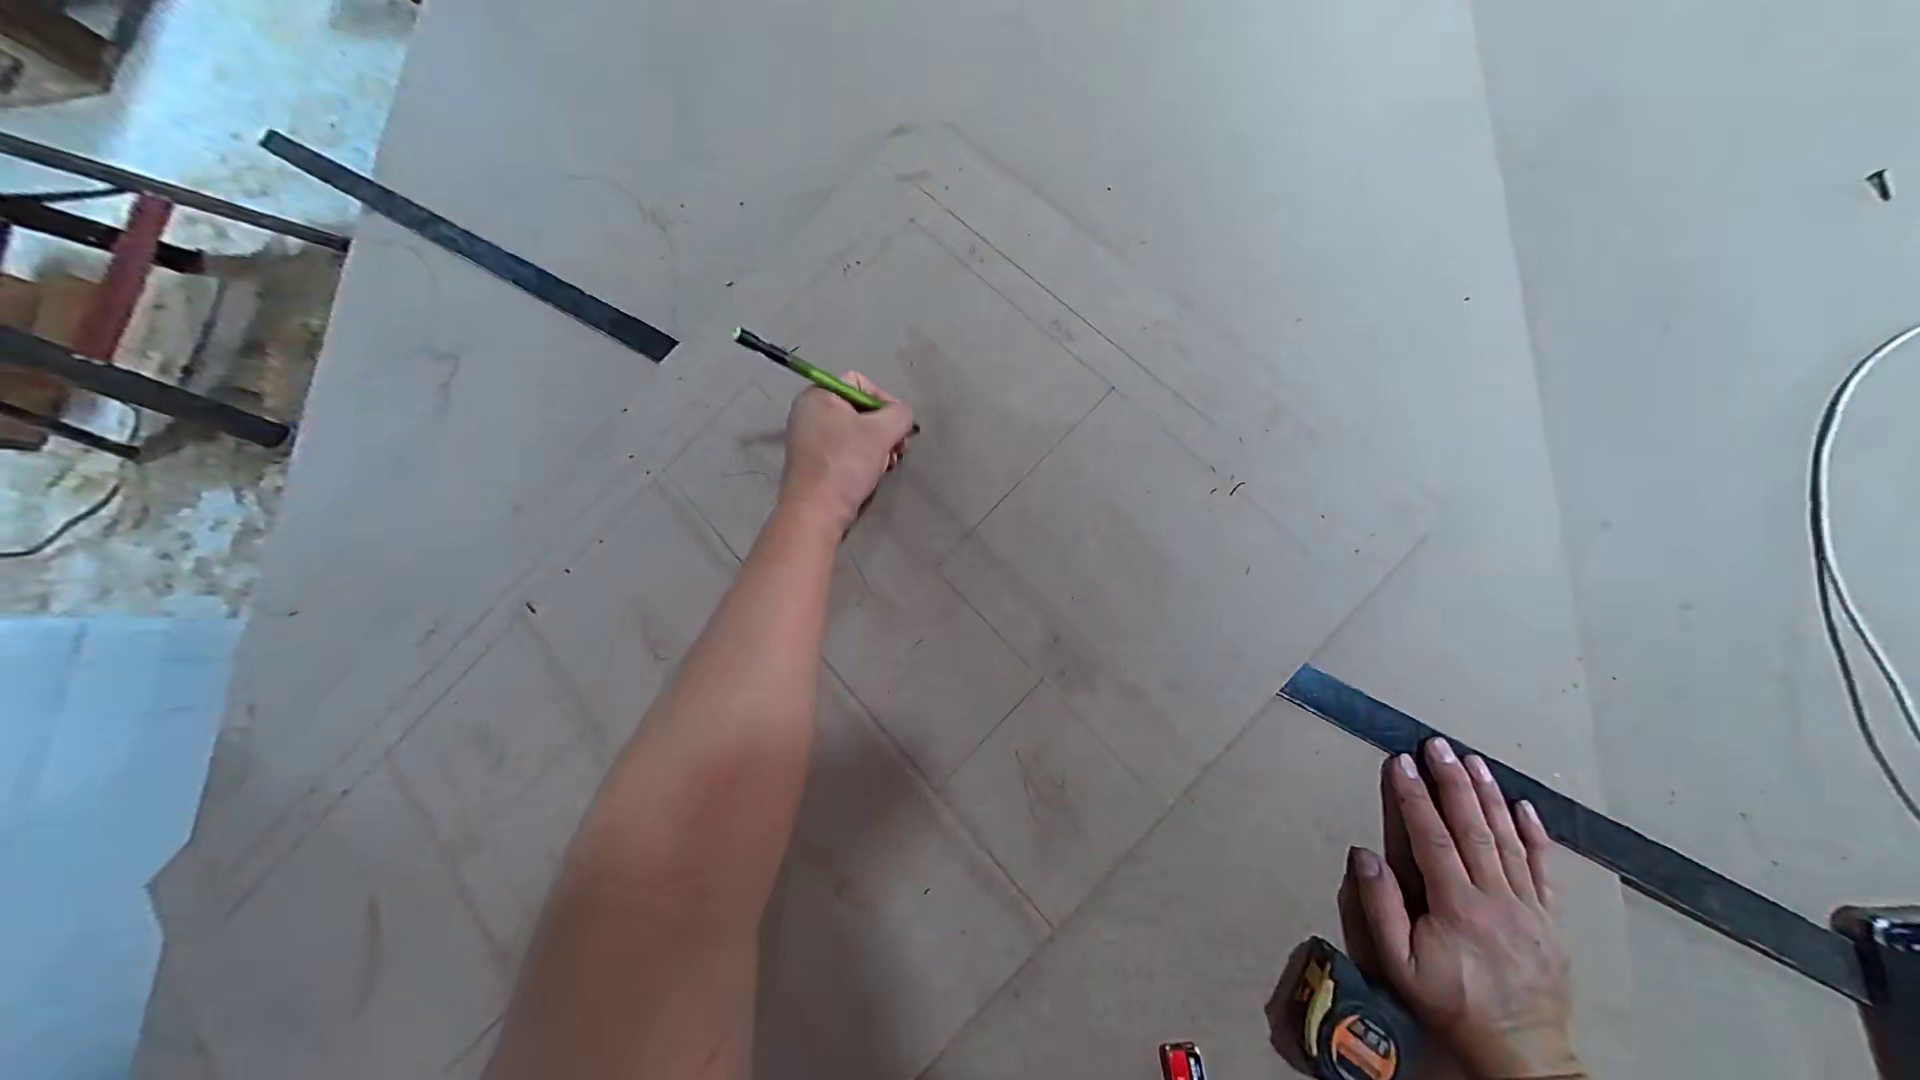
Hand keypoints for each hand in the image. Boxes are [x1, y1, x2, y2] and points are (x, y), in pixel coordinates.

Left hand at [779, 372, 914, 532]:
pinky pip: (847, 452)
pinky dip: (865, 459)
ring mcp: (811, 440)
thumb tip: (903, 415)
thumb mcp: (881, 432)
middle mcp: (810, 414)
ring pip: (857, 433)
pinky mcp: (816, 464)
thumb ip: (900, 414)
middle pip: (860, 410)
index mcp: (818, 396)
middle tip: (899, 448)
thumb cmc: (845, 464)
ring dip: (879, 446)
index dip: (884, 399)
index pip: (859, 382)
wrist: (817, 512)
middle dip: (885, 428)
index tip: (898, 424)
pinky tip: (875, 473)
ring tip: (889, 464)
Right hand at [1349, 738, 1581, 1078]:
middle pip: (1472, 828)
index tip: (1400, 762)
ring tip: (1474, 761)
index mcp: (1458, 906)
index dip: (1413, 796)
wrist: (1522, 1054)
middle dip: (1452, 781)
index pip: (1431, 837)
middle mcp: (1497, 899)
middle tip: (1438, 745)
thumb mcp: (1399, 965)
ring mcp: (1530, 908)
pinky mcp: (1550, 920)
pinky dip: (1535, 834)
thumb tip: (1365, 855)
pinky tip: (1524, 806)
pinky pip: (1544, 869)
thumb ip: (1381, 908)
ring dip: (1489, 796)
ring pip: (1509, 840)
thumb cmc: (1450, 1004)